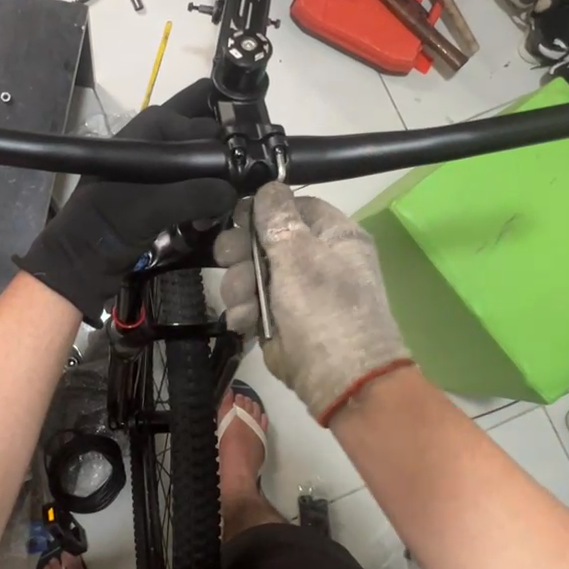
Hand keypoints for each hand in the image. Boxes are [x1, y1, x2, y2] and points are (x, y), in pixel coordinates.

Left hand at [18, 80, 238, 320]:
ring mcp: (159, 168)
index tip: (249, 155)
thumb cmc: (108, 223)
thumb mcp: (154, 205)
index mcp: (150, 129)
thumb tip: (234, 192)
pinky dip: (207, 199)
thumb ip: (198, 193)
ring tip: (228, 200)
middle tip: (246, 177)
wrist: (80, 262)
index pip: (203, 114)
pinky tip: (211, 217)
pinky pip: (195, 187)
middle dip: (226, 154)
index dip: (227, 131)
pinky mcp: (161, 194)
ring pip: (202, 162)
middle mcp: (156, 141)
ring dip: (218, 179)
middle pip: (205, 134)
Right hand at [214, 181, 412, 425]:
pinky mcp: (279, 319)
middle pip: (264, 238)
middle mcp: (316, 259)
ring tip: (243, 302)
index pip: (294, 206)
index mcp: (333, 236)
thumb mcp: (301, 257)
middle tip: (228, 259)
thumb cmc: (326, 311)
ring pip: (251, 272)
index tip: (238, 218)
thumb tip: (269, 187)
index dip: (264, 210)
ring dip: (239, 286)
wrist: (340, 382)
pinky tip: (245, 321)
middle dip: (242, 251)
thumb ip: (278, 219)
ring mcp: (296, 291)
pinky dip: (244, 311)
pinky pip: (251, 303)